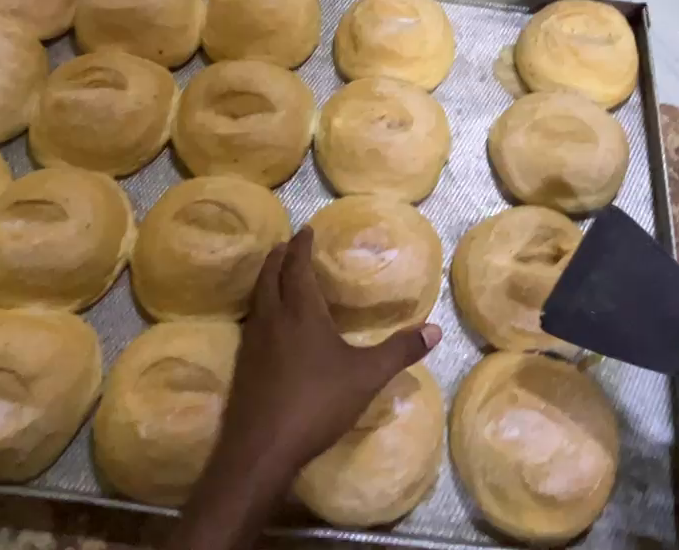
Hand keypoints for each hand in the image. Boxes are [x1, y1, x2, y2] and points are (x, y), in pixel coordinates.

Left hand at [169, 229, 440, 549]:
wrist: (262, 448)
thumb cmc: (316, 403)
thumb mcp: (366, 377)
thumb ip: (399, 351)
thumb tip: (435, 330)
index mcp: (300, 311)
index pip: (297, 266)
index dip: (301, 246)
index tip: (306, 230)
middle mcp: (272, 318)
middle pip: (269, 275)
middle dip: (279, 256)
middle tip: (288, 244)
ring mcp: (252, 341)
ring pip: (257, 296)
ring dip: (266, 278)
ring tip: (276, 274)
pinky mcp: (243, 364)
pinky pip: (251, 320)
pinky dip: (260, 305)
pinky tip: (268, 322)